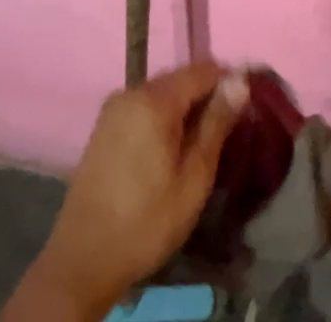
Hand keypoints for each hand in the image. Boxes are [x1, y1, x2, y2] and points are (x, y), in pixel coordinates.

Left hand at [5, 64, 247, 320]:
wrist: (84, 259)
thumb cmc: (148, 221)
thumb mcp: (195, 176)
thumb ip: (217, 124)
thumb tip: (240, 82)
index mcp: (154, 100)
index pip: (203, 70)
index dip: (229, 83)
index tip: (246, 110)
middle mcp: (130, 93)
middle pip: (180, 79)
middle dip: (207, 97)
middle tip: (227, 132)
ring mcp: (112, 110)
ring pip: (162, 94)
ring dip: (186, 110)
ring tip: (203, 144)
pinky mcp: (104, 128)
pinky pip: (144, 108)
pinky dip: (164, 119)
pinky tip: (173, 149)